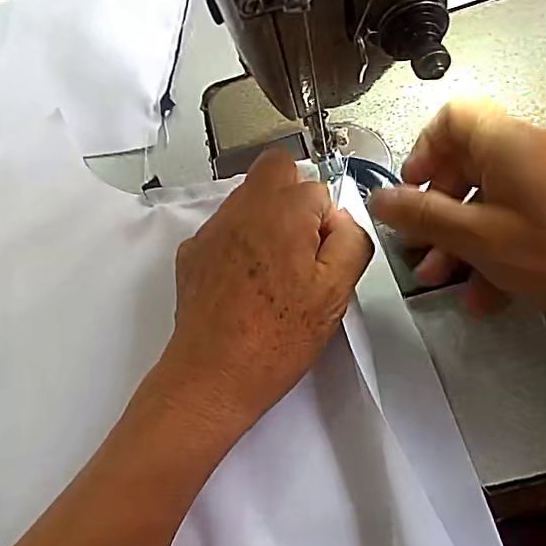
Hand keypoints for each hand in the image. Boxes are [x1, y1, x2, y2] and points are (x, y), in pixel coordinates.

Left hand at [147, 149, 373, 437]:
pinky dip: (241, 242)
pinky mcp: (194, 251)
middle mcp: (243, 209)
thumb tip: (343, 221)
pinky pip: (226, 228)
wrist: (213, 375)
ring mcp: (213, 229)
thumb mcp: (336, 291)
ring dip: (268, 219)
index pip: (318, 188)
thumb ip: (352, 240)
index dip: (328, 222)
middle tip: (302, 243)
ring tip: (275, 270)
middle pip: (276, 169)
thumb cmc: (274, 339)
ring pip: (249, 197)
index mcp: (283, 212)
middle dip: (295, 196)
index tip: (324, 253)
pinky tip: (249, 282)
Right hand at [367, 100, 545, 334]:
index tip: (411, 193)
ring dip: (467, 238)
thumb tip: (380, 198)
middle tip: (422, 250)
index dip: (421, 152)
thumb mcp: (483, 240)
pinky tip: (493, 295)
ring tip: (448, 283)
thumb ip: (424, 216)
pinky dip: (504, 247)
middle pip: (471, 162)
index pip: (451, 117)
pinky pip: (529, 217)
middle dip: (438, 209)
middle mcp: (536, 149)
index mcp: (508, 141)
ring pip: (498, 197)